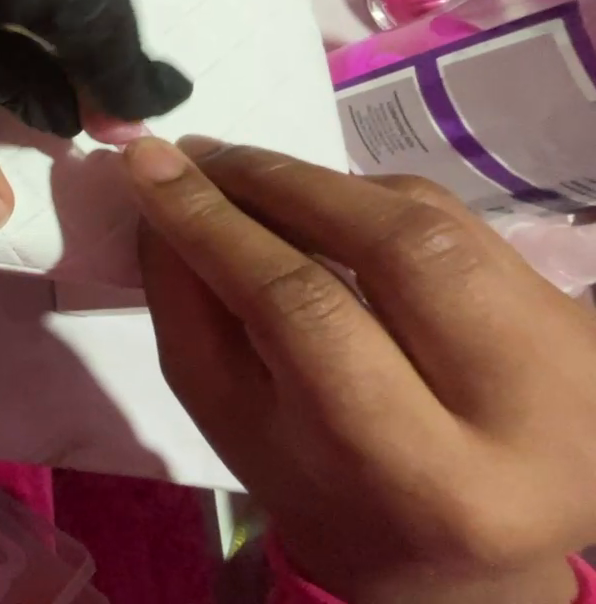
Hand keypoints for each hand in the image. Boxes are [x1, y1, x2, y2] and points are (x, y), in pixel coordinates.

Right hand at [129, 137, 595, 603]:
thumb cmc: (301, 474)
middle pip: (401, 247)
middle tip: (200, 157)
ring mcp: (581, 360)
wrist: (444, 543)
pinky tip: (312, 210)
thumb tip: (161, 189)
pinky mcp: (584, 319)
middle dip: (278, 182)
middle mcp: (534, 417)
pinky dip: (364, 197)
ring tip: (241, 178)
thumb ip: (182, 296)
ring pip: (434, 219)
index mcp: (418, 468)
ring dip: (317, 181)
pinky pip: (457, 222)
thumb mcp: (215, 401)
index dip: (213, 224)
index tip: (147, 164)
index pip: (303, 309)